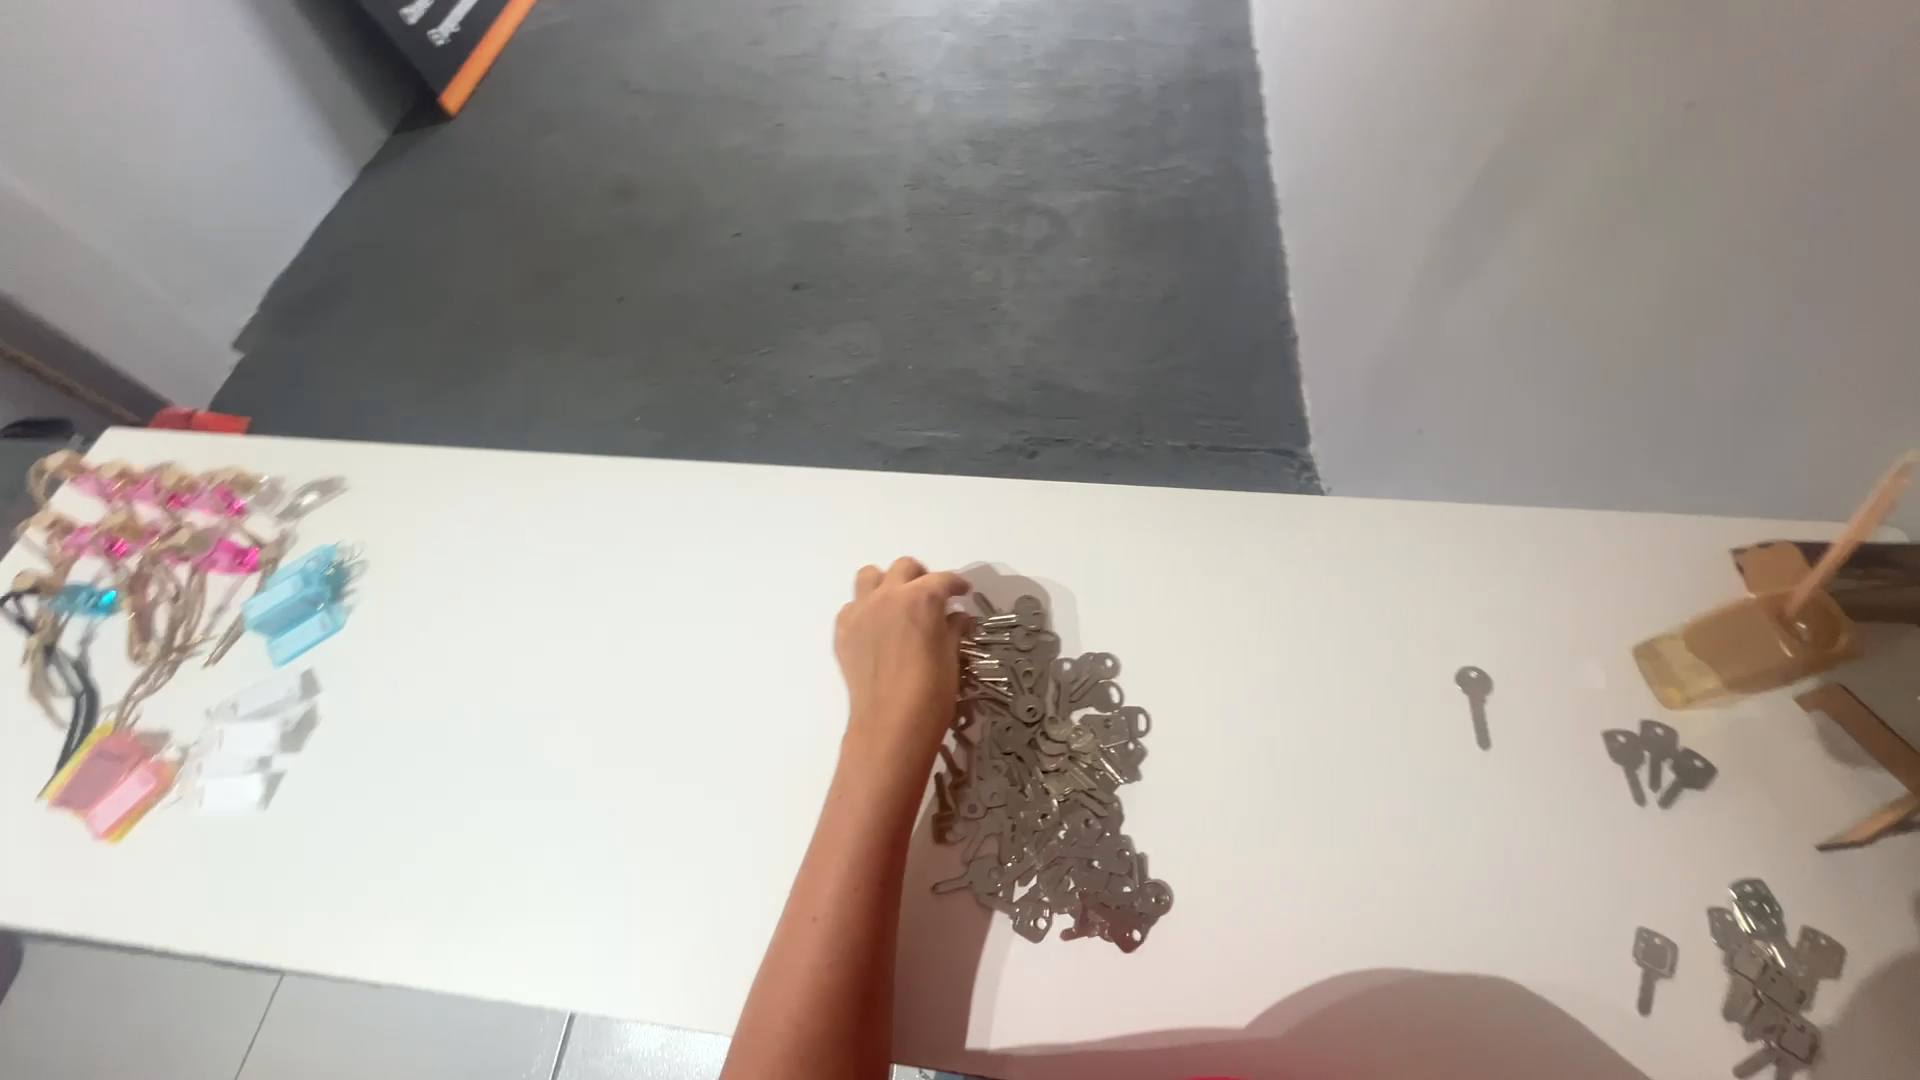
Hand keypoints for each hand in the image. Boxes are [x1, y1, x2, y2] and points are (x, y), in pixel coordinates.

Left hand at [834, 557, 969, 764]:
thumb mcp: (952, 655)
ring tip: (897, 603)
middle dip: (921, 577)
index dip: (957, 585)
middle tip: (931, 597)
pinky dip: (865, 610)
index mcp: (921, 597)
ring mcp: (861, 611)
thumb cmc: (932, 691)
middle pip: (904, 568)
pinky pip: (852, 606)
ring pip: (869, 576)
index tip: (963, 593)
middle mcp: (888, 595)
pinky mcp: (843, 631)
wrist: (891, 724)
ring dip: (886, 583)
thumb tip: (956, 617)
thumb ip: (952, 628)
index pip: (943, 579)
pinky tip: (876, 629)